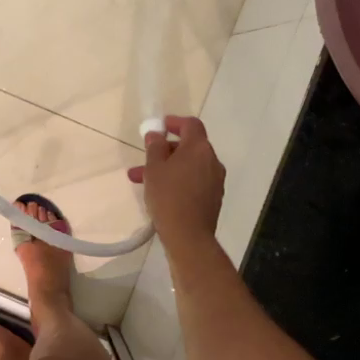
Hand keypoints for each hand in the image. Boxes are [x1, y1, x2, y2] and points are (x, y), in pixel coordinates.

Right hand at [128, 115, 224, 256]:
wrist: (188, 236)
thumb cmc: (168, 197)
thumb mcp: (154, 168)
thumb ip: (155, 147)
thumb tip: (157, 134)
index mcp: (199, 148)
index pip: (191, 124)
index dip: (175, 122)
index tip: (159, 127)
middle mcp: (212, 161)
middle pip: (190, 146)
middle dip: (167, 150)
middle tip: (147, 158)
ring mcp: (215, 180)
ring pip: (190, 166)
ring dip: (170, 167)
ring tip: (144, 180)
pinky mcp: (214, 198)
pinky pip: (195, 180)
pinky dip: (179, 180)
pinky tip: (161, 194)